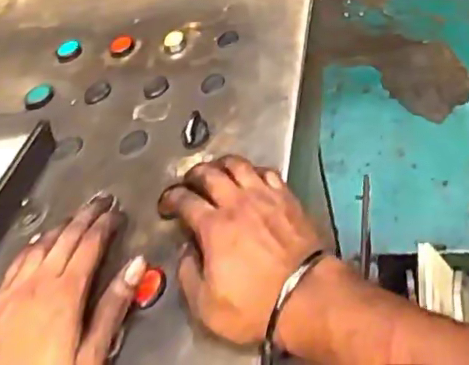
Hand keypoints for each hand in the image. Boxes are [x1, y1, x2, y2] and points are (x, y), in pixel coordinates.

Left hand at [0, 193, 144, 364]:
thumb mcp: (88, 358)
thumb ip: (112, 309)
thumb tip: (136, 267)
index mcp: (63, 294)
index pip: (91, 243)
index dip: (107, 223)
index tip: (118, 213)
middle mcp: (34, 288)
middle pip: (65, 237)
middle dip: (86, 215)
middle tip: (101, 202)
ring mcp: (8, 299)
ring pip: (37, 247)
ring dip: (59, 228)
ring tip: (72, 219)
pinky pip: (14, 265)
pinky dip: (31, 248)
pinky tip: (33, 249)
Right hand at [157, 155, 326, 346]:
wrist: (302, 291)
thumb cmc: (252, 304)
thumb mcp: (206, 305)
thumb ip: (189, 274)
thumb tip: (186, 250)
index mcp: (215, 227)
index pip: (187, 201)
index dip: (172, 198)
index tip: (166, 202)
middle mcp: (238, 202)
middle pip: (212, 174)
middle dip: (195, 173)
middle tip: (188, 179)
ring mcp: (265, 194)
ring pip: (240, 165)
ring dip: (224, 163)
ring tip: (217, 167)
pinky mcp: (286, 195)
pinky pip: (267, 171)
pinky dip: (254, 169)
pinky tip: (251, 175)